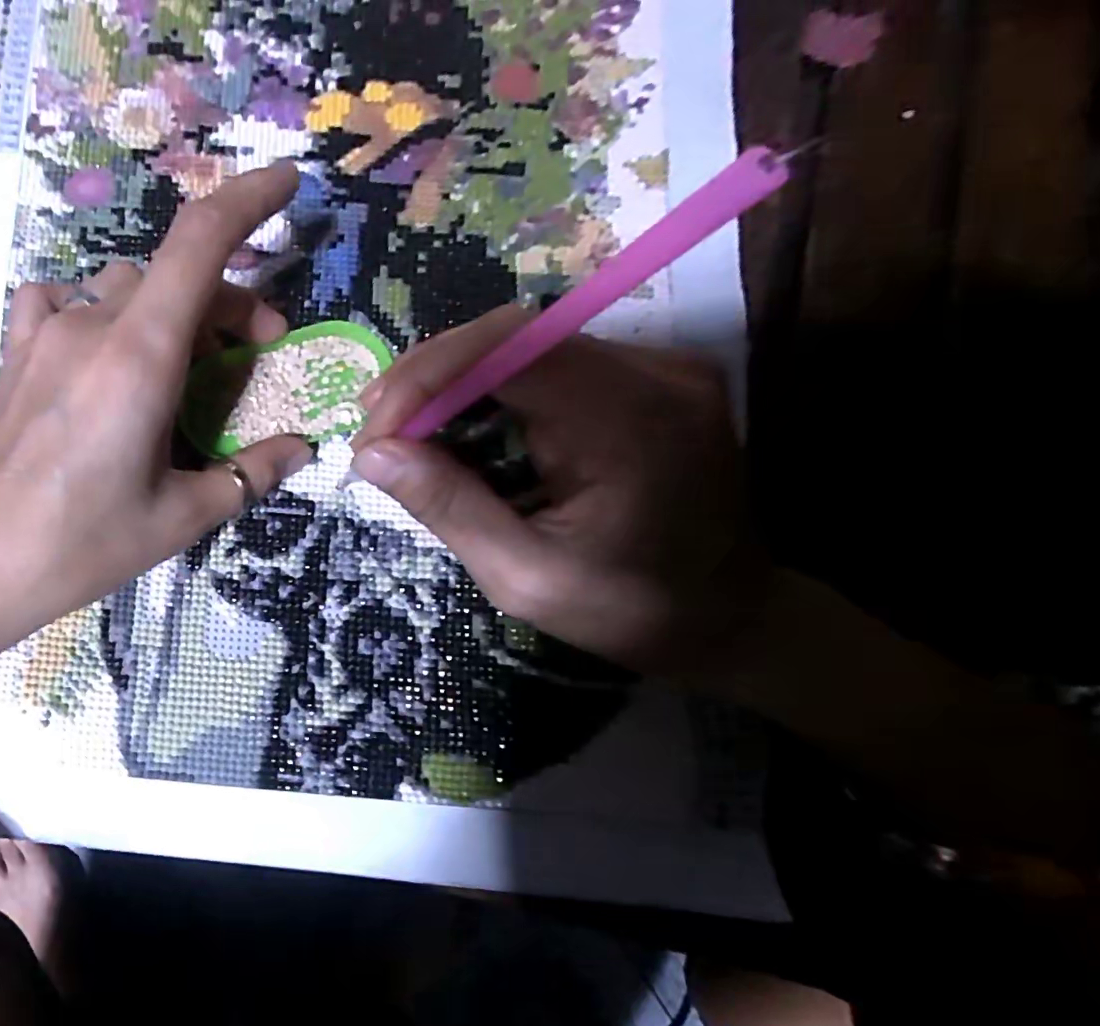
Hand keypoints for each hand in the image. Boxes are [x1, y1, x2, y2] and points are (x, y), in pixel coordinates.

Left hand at [0, 163, 315, 657]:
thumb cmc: (81, 546)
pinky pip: (60, 303)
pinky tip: (98, 353)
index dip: (251, 199)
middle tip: (254, 355)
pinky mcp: (12, 355)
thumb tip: (300, 449)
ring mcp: (42, 335)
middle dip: (227, 300)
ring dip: (166, 309)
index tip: (290, 186)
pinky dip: (96, 311)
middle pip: (172, 273)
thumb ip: (249, 474)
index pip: (201, 241)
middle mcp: (89, 326)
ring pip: (121, 287)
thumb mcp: (180, 518)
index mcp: (138, 356)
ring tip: (180, 363)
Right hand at [350, 303, 768, 675]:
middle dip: (427, 376)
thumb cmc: (624, 610)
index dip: (426, 377)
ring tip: (402, 429)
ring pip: (524, 343)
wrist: (728, 617)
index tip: (372, 432)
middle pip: (512, 334)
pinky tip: (456, 425)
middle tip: (374, 428)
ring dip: (451, 380)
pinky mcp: (646, 378)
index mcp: (629, 424)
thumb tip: (371, 453)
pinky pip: (547, 362)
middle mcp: (652, 372)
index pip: (510, 351)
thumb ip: (450, 507)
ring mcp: (656, 367)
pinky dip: (487, 390)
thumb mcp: (522, 576)